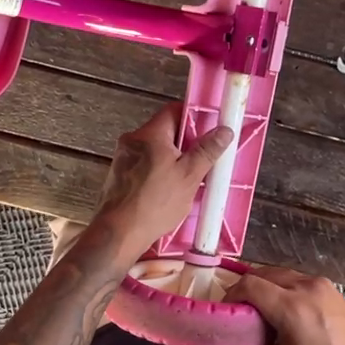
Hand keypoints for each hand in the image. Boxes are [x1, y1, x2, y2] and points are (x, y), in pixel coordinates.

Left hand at [92, 104, 232, 260]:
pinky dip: (159, 172)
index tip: (210, 130)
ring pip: (155, 151)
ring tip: (191, 178)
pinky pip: (145, 166)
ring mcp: (123, 159)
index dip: (194, 116)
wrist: (119, 234)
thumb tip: (224, 130)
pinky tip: (170, 190)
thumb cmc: (155, 203)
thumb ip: (207, 151)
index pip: (173, 111)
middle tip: (204, 158)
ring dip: (173, 160)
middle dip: (186, 143)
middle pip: (165, 131)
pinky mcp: (119, 177)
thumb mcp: (189, 176)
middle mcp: (132, 141)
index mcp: (149, 134)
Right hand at [229, 266, 344, 344]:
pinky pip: (300, 281)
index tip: (226, 309)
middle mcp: (306, 287)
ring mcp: (322, 285)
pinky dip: (286, 289)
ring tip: (263, 311)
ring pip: (283, 275)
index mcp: (291, 307)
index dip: (232, 294)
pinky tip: (287, 311)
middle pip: (265, 274)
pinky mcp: (333, 291)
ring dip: (268, 287)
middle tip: (241, 310)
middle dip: (248, 288)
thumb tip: (243, 341)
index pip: (250, 285)